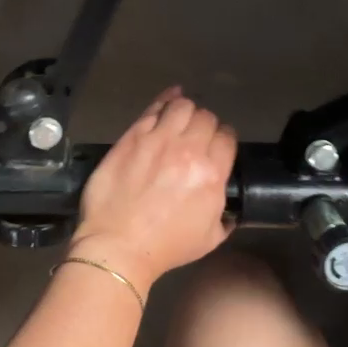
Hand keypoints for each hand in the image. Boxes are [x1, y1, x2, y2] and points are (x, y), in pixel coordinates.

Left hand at [70, 87, 236, 292]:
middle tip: (196, 137)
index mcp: (212, 174)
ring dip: (186, 111)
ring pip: (182, 106)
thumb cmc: (166, 247)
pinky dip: (164, 101)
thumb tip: (228, 209)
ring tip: (180, 121)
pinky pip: (153, 109)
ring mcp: (158, 140)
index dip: (224, 140)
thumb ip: (225, 217)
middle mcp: (188, 150)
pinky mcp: (132, 137)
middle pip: (206, 118)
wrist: (119, 246)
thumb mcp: (210, 238)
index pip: (227, 137)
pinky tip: (169, 99)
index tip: (217, 147)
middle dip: (206, 125)